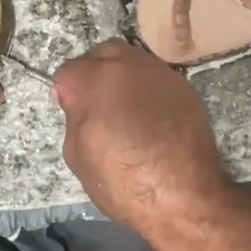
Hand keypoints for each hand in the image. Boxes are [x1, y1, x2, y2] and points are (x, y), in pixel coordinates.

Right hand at [52, 41, 230, 227]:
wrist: (185, 196)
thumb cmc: (123, 181)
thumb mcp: (78, 154)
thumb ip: (74, 117)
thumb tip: (76, 100)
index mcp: (93, 80)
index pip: (68, 71)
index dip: (65, 92)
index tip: (70, 110)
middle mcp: (127, 66)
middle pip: (101, 54)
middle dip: (93, 73)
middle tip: (95, 104)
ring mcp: (159, 73)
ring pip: (131, 62)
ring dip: (121, 78)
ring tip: (123, 109)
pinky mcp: (184, 87)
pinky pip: (155, 78)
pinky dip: (146, 90)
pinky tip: (149, 116)